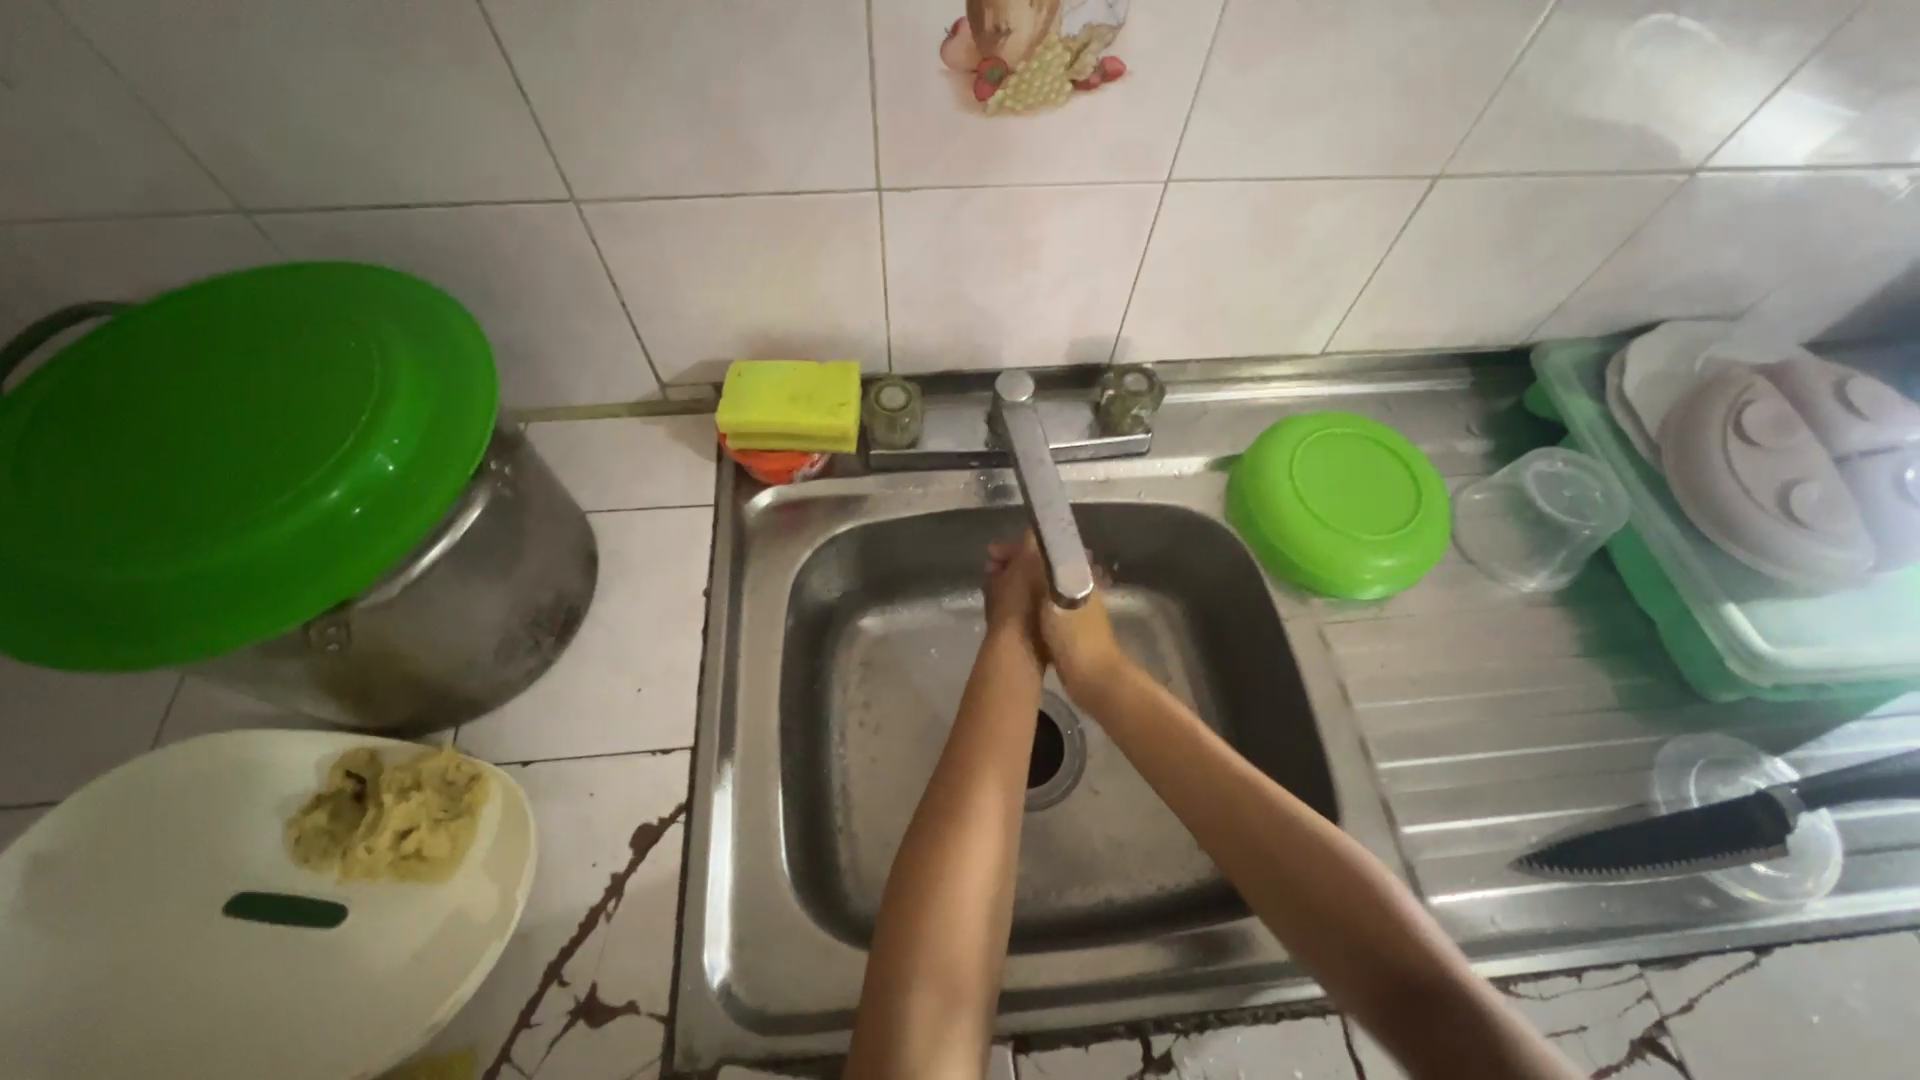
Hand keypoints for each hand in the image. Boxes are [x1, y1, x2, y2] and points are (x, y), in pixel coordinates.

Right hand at [987, 533, 1130, 695]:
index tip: (993, 553)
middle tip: (987, 570)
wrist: (1092, 677)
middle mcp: (1074, 588)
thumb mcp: (1056, 590)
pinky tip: (1000, 611)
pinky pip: (1035, 609)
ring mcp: (1068, 611)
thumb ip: (1044, 563)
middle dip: (1012, 566)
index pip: (1044, 551)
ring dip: (1013, 585)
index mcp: (1076, 575)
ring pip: (1035, 589)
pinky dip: (1018, 605)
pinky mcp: (1061, 631)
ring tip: (988, 588)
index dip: (1018, 549)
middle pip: (1038, 569)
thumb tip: (1032, 533)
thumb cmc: (1074, 632)